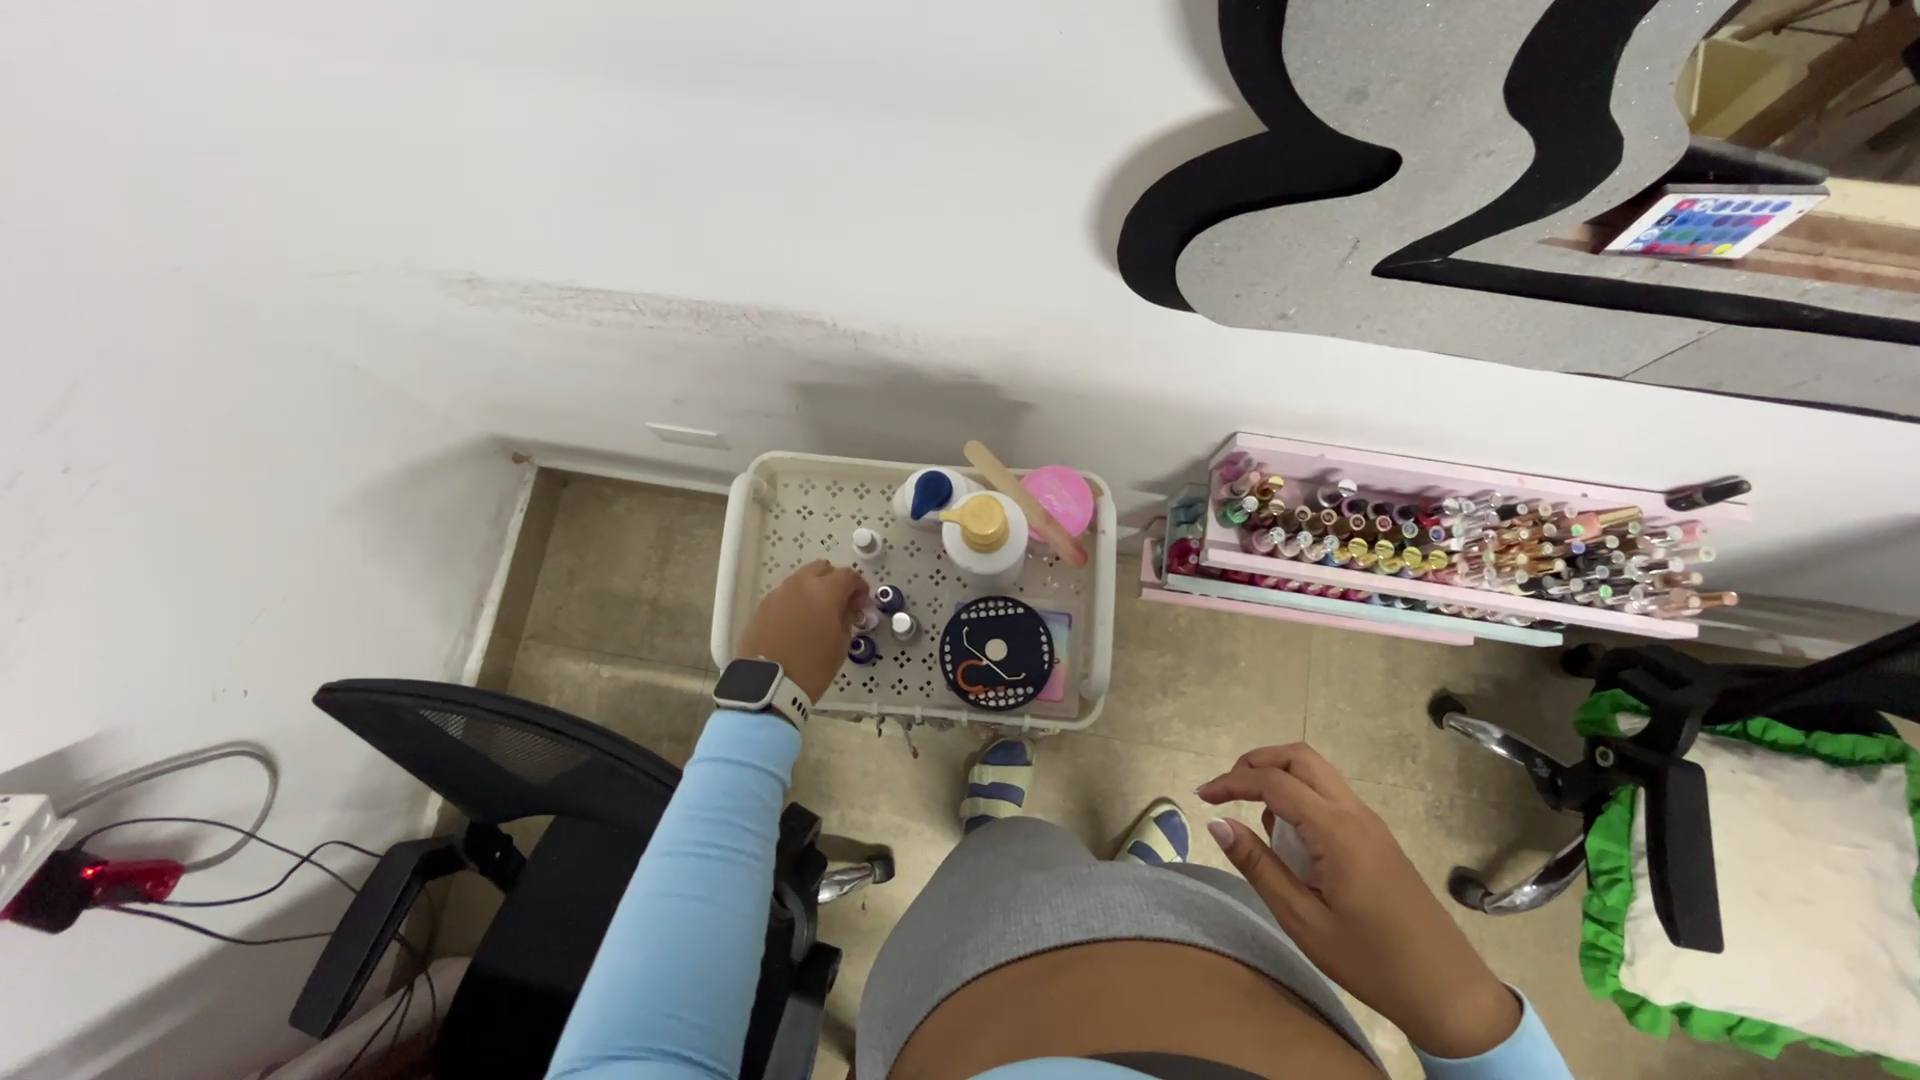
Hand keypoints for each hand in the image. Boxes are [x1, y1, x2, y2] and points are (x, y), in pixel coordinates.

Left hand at [736, 560, 869, 702]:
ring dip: (813, 590)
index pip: (848, 575)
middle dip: (834, 581)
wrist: (767, 684)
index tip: (863, 602)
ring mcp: (778, 594)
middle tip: (841, 604)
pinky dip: (796, 601)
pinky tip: (799, 623)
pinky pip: (785, 595)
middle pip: (821, 569)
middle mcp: (799, 584)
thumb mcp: (840, 645)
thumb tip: (850, 606)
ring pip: (801, 580)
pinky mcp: (762, 607)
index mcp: (824, 591)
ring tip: (819, 614)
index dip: (860, 586)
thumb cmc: (812, 667)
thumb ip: (848, 618)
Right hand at [1197, 744, 1520, 1058]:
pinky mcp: (1377, 839)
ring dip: (1279, 777)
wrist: (1448, 991)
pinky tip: (1288, 839)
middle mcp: (1354, 814)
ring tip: (1253, 817)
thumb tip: (1217, 822)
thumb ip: (1258, 865)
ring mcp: (1370, 824)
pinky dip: (1300, 797)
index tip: (1201, 797)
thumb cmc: (1369, 960)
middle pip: (1299, 757)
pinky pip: (1331, 797)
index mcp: (1335, 830)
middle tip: (1226, 791)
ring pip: (1318, 773)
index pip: (1273, 782)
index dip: (1231, 782)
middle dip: (1256, 762)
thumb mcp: (1302, 919)